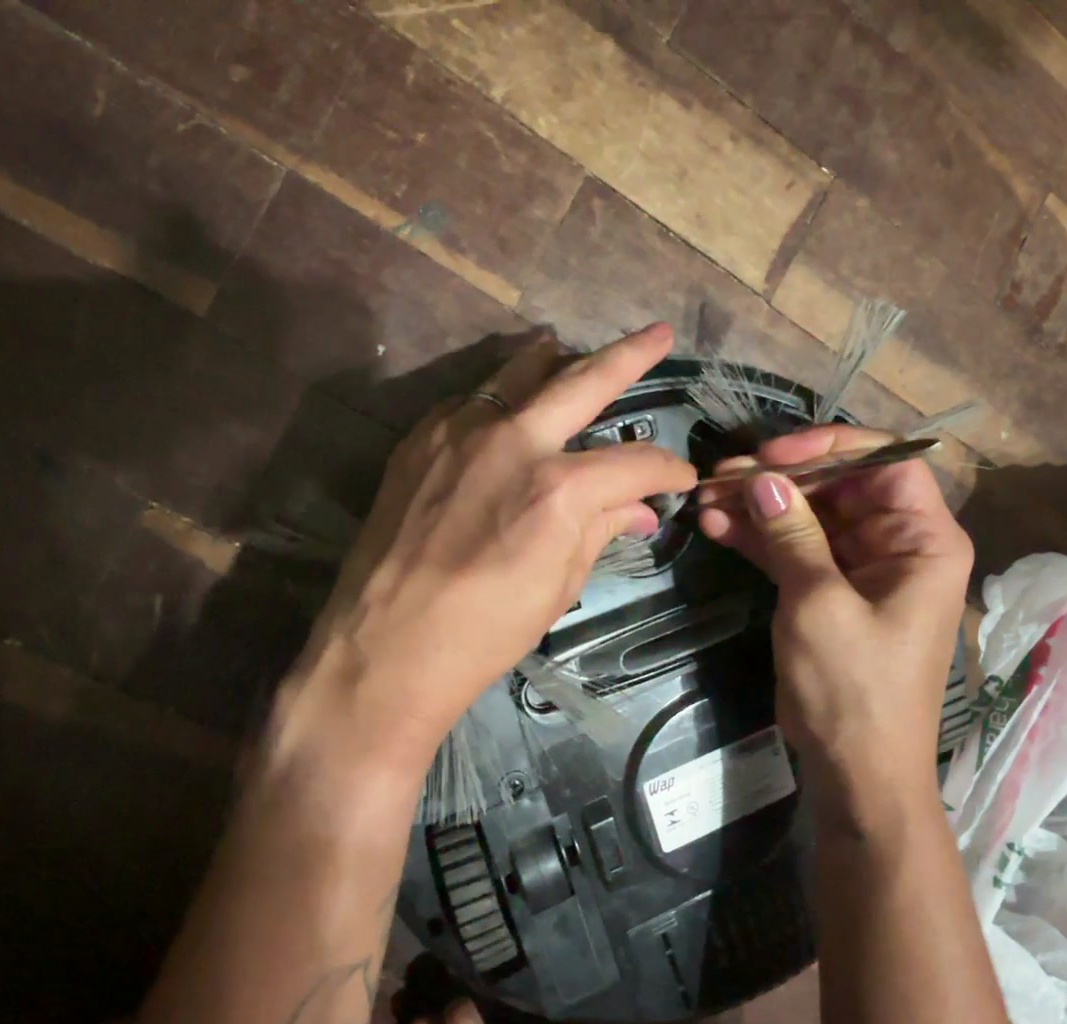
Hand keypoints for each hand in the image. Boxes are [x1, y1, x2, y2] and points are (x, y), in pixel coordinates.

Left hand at [270, 324, 696, 776]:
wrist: (385, 647)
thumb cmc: (483, 632)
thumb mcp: (557, 588)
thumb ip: (599, 532)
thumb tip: (638, 510)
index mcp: (558, 488)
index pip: (634, 463)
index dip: (667, 469)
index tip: (681, 478)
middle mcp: (512, 441)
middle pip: (583, 380)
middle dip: (630, 356)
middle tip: (658, 334)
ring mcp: (459, 432)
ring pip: (518, 370)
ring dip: (555, 359)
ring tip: (572, 349)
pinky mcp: (420, 439)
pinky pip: (472, 400)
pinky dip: (500, 397)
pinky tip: (507, 409)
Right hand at [695, 426, 971, 797]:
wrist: (854, 769)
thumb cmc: (854, 688)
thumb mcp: (819, 605)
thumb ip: (791, 534)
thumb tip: (762, 479)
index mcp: (923, 540)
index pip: (887, 462)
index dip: (831, 447)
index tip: (773, 455)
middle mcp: (896, 545)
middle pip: (839, 486)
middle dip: (779, 478)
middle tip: (721, 476)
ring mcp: (858, 568)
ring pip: (807, 515)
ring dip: (758, 506)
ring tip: (705, 498)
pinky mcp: (825, 591)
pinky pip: (791, 548)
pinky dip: (756, 537)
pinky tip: (714, 525)